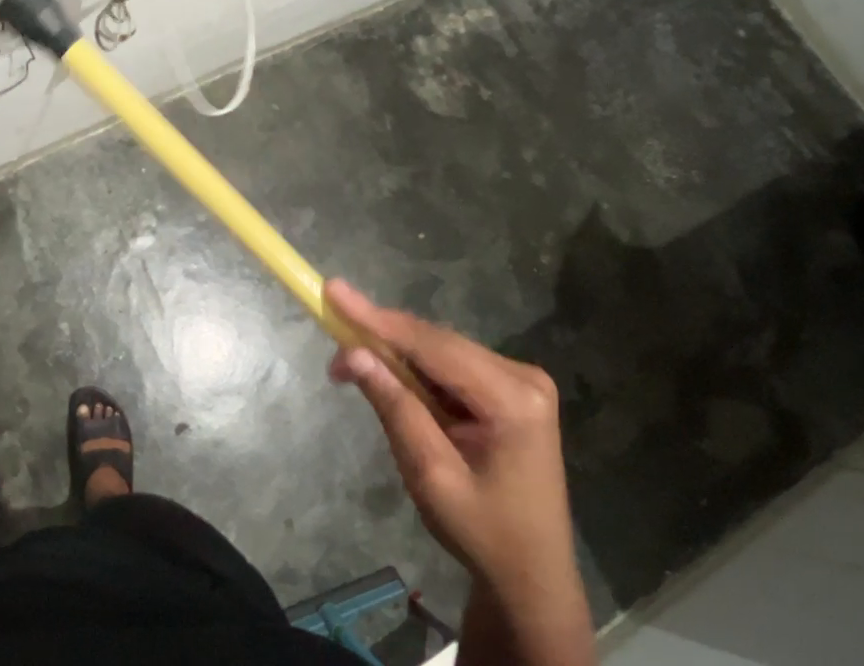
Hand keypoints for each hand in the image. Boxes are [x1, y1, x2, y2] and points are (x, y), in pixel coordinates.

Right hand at [326, 280, 578, 591]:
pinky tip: (390, 380)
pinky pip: (452, 367)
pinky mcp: (511, 392)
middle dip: (381, 340)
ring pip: (441, 352)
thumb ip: (394, 407)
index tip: (334, 291)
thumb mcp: (429, 473)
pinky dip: (416, 371)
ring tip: (349, 368)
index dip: (378, 319)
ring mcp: (521, 382)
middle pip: (437, 343)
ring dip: (396, 357)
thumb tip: (352, 353)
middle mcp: (523, 377)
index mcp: (512, 398)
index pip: (433, 346)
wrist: (531, 573)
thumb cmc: (481, 530)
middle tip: (332, 351)